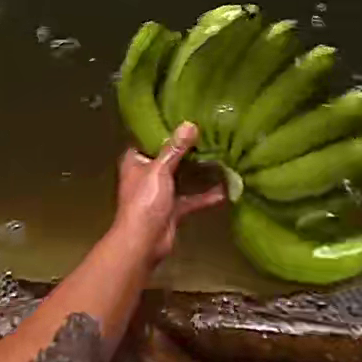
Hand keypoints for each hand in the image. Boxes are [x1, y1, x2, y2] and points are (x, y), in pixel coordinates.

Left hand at [112, 123, 225, 262]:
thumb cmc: (145, 202)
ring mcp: (160, 193)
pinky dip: (206, 196)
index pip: (149, 139)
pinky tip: (225, 190)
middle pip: (169, 157)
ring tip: (221, 157)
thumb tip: (190, 124)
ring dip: (199, 171)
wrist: (142, 244)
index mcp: (136, 162)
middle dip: (188, 148)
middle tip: (210, 133)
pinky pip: (192, 199)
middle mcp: (147, 175)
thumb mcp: (160, 170)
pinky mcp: (172, 210)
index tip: (185, 117)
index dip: (165, 129)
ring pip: (182, 177)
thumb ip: (175, 148)